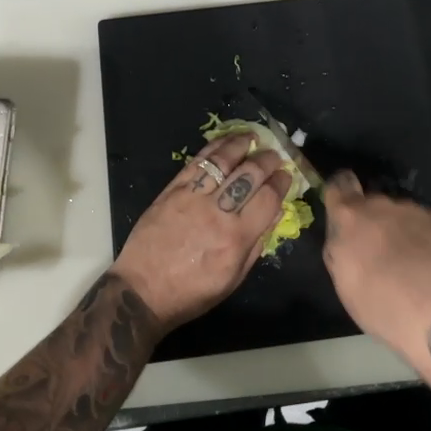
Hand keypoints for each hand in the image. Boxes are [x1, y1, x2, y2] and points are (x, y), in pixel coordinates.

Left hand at [108, 130, 291, 334]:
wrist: (144, 290)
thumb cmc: (192, 292)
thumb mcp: (233, 279)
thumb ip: (257, 245)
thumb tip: (276, 213)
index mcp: (236, 239)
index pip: (268, 199)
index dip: (281, 182)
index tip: (286, 174)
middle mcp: (217, 213)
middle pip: (249, 174)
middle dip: (267, 160)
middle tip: (274, 155)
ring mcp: (192, 198)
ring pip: (223, 161)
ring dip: (241, 145)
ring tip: (252, 138)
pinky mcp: (172, 190)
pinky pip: (197, 162)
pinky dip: (214, 148)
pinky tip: (226, 142)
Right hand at [322, 172, 430, 355]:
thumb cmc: (383, 307)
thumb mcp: (345, 284)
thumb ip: (342, 251)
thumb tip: (347, 239)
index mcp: (348, 219)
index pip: (339, 186)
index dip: (343, 195)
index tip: (348, 211)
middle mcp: (379, 205)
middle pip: (372, 205)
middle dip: (375, 224)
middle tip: (384, 255)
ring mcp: (412, 210)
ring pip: (401, 216)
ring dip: (402, 232)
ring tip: (413, 266)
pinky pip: (426, 225)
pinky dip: (427, 240)